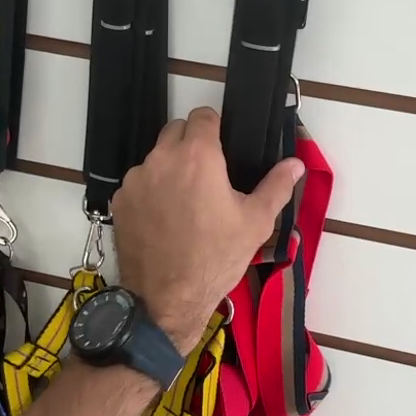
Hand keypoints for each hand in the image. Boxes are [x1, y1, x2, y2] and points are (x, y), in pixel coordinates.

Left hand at [111, 106, 302, 353]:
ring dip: (169, 169)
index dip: (215, 127)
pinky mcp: (120, 202)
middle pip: (175, 131)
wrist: (167, 299)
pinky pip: (138, 184)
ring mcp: (135, 180)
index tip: (222, 146)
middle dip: (191, 144)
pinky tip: (164, 219)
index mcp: (197, 156)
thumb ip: (276, 186)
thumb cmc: (215, 259)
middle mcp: (161, 159)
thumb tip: (295, 165)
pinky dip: (150, 192)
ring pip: (155, 158)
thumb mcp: (255, 223)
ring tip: (185, 202)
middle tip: (207, 175)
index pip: (203, 115)